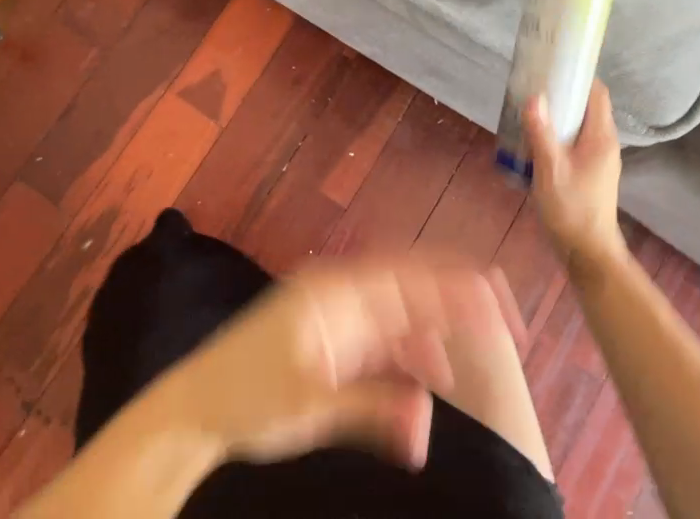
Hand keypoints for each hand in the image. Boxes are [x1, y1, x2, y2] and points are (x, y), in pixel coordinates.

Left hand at [149, 260, 523, 469]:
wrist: (196, 407)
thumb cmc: (246, 399)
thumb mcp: (310, 406)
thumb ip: (372, 411)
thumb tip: (428, 423)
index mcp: (333, 293)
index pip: (410, 278)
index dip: (459, 288)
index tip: (500, 306)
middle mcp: (336, 291)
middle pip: (410, 282)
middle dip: (456, 298)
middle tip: (504, 322)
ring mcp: (332, 311)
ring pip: (399, 309)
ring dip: (433, 332)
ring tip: (462, 365)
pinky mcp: (328, 333)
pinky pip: (381, 331)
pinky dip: (408, 349)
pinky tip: (426, 376)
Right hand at [524, 81, 626, 274]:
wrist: (586, 250)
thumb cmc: (571, 208)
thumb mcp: (550, 169)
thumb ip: (541, 133)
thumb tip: (534, 96)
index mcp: (601, 137)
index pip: (597, 93)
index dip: (577, 75)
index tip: (551, 66)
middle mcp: (603, 143)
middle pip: (586, 105)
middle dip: (560, 93)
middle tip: (530, 85)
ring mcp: (597, 158)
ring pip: (577, 124)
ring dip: (555, 115)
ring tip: (526, 109)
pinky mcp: (588, 170)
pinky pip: (572, 140)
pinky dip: (555, 133)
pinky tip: (532, 139)